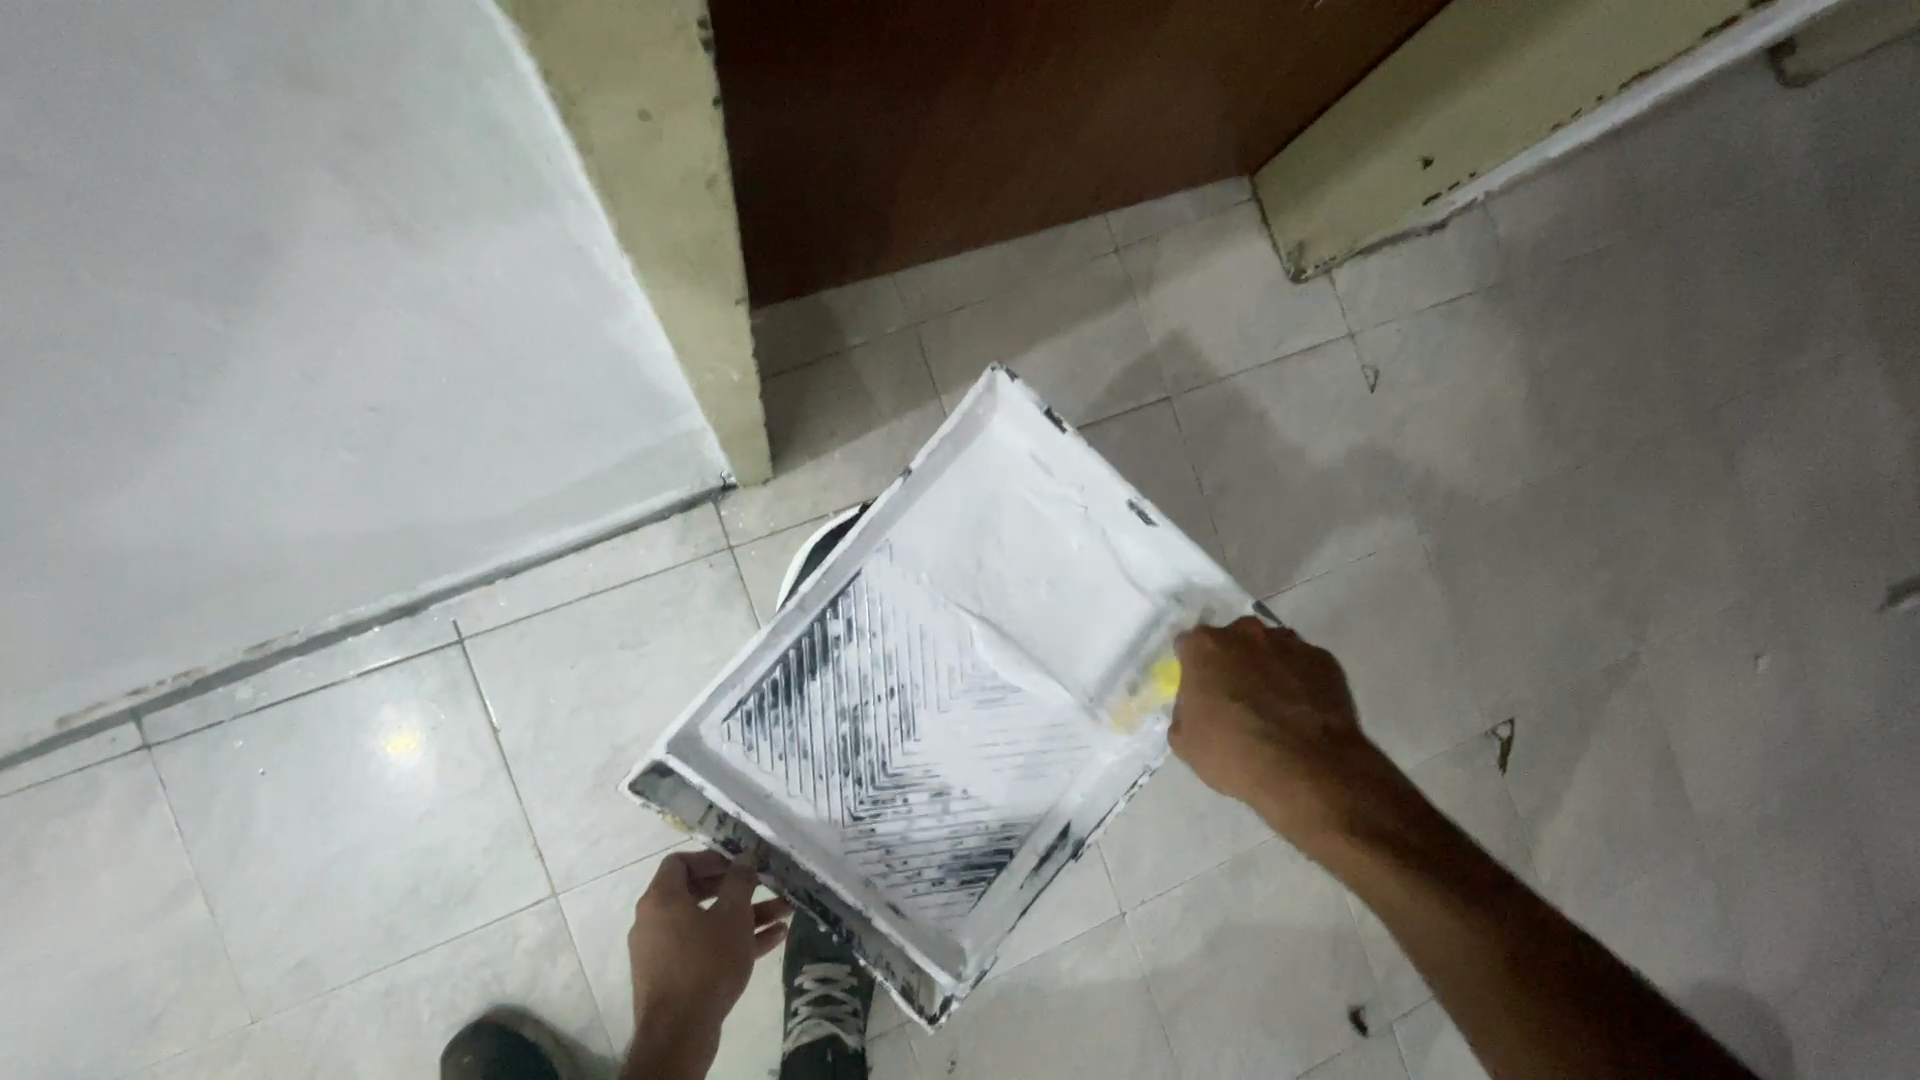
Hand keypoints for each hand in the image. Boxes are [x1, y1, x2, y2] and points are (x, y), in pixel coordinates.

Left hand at [627, 851, 790, 1049]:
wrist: (679, 1033)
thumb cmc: (706, 962)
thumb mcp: (732, 915)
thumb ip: (740, 881)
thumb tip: (744, 857)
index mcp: (661, 899)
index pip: (679, 862)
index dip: (712, 857)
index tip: (739, 863)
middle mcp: (655, 921)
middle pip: (697, 892)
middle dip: (737, 888)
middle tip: (764, 883)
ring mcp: (663, 951)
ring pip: (708, 922)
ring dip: (745, 915)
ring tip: (784, 911)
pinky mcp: (674, 976)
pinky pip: (705, 947)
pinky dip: (734, 940)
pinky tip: (774, 938)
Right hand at [1169, 617, 1412, 853]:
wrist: (1307, 770)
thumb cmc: (1235, 754)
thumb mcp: (1185, 742)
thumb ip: (1185, 711)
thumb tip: (1196, 706)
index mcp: (1204, 647)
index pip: (1188, 646)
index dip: (1192, 668)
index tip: (1199, 690)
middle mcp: (1245, 633)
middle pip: (1232, 640)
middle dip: (1231, 661)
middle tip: (1236, 695)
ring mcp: (1288, 643)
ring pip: (1270, 648)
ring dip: (1267, 667)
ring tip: (1274, 704)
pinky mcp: (1324, 659)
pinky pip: (1303, 664)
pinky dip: (1299, 680)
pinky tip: (1301, 710)